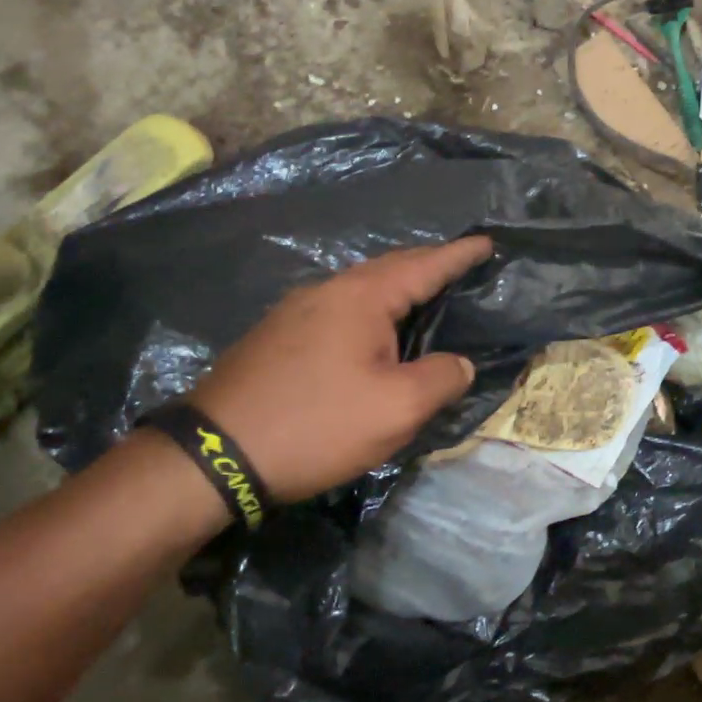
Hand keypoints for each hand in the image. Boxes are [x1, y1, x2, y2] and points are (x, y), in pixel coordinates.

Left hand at [184, 238, 493, 502]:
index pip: (424, 265)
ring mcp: (294, 313)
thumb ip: (442, 378)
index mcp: (361, 298)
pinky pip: (340, 309)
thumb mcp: (398, 408)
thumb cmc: (317, 424)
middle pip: (390, 268)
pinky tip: (378, 331)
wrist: (213, 458)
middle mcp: (326, 292)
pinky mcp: (276, 339)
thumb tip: (459, 364)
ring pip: (361, 289)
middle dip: (429, 264)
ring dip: (399, 288)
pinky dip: (373, 310)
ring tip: (428, 297)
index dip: (459, 255)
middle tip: (464, 267)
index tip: (488, 242)